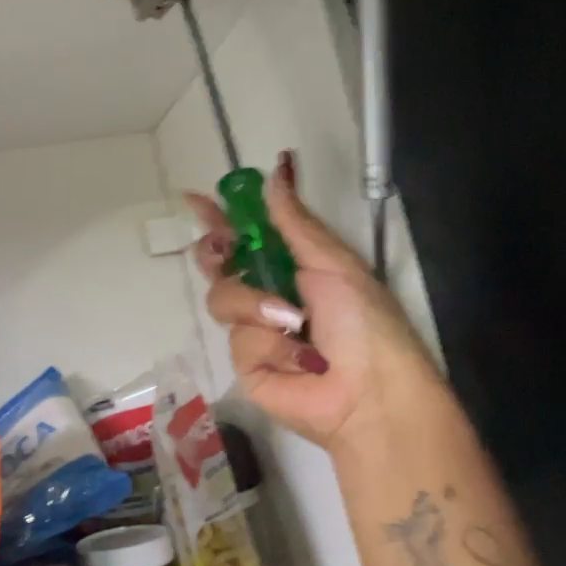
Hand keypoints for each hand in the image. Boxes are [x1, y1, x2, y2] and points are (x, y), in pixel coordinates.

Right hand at [186, 151, 442, 451]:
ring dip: (254, 303)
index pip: (249, 236)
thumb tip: (277, 172)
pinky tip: (295, 355)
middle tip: (224, 250)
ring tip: (292, 322)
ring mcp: (255, 331)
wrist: (370, 392)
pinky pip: (237, 336)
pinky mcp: (246, 364)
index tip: (196, 200)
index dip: (221, 218)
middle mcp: (269, 296)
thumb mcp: (333, 263)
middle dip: (217, 253)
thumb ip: (295, 223)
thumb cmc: (364, 322)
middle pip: (221, 265)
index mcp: (295, 267)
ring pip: (223, 297)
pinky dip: (266, 340)